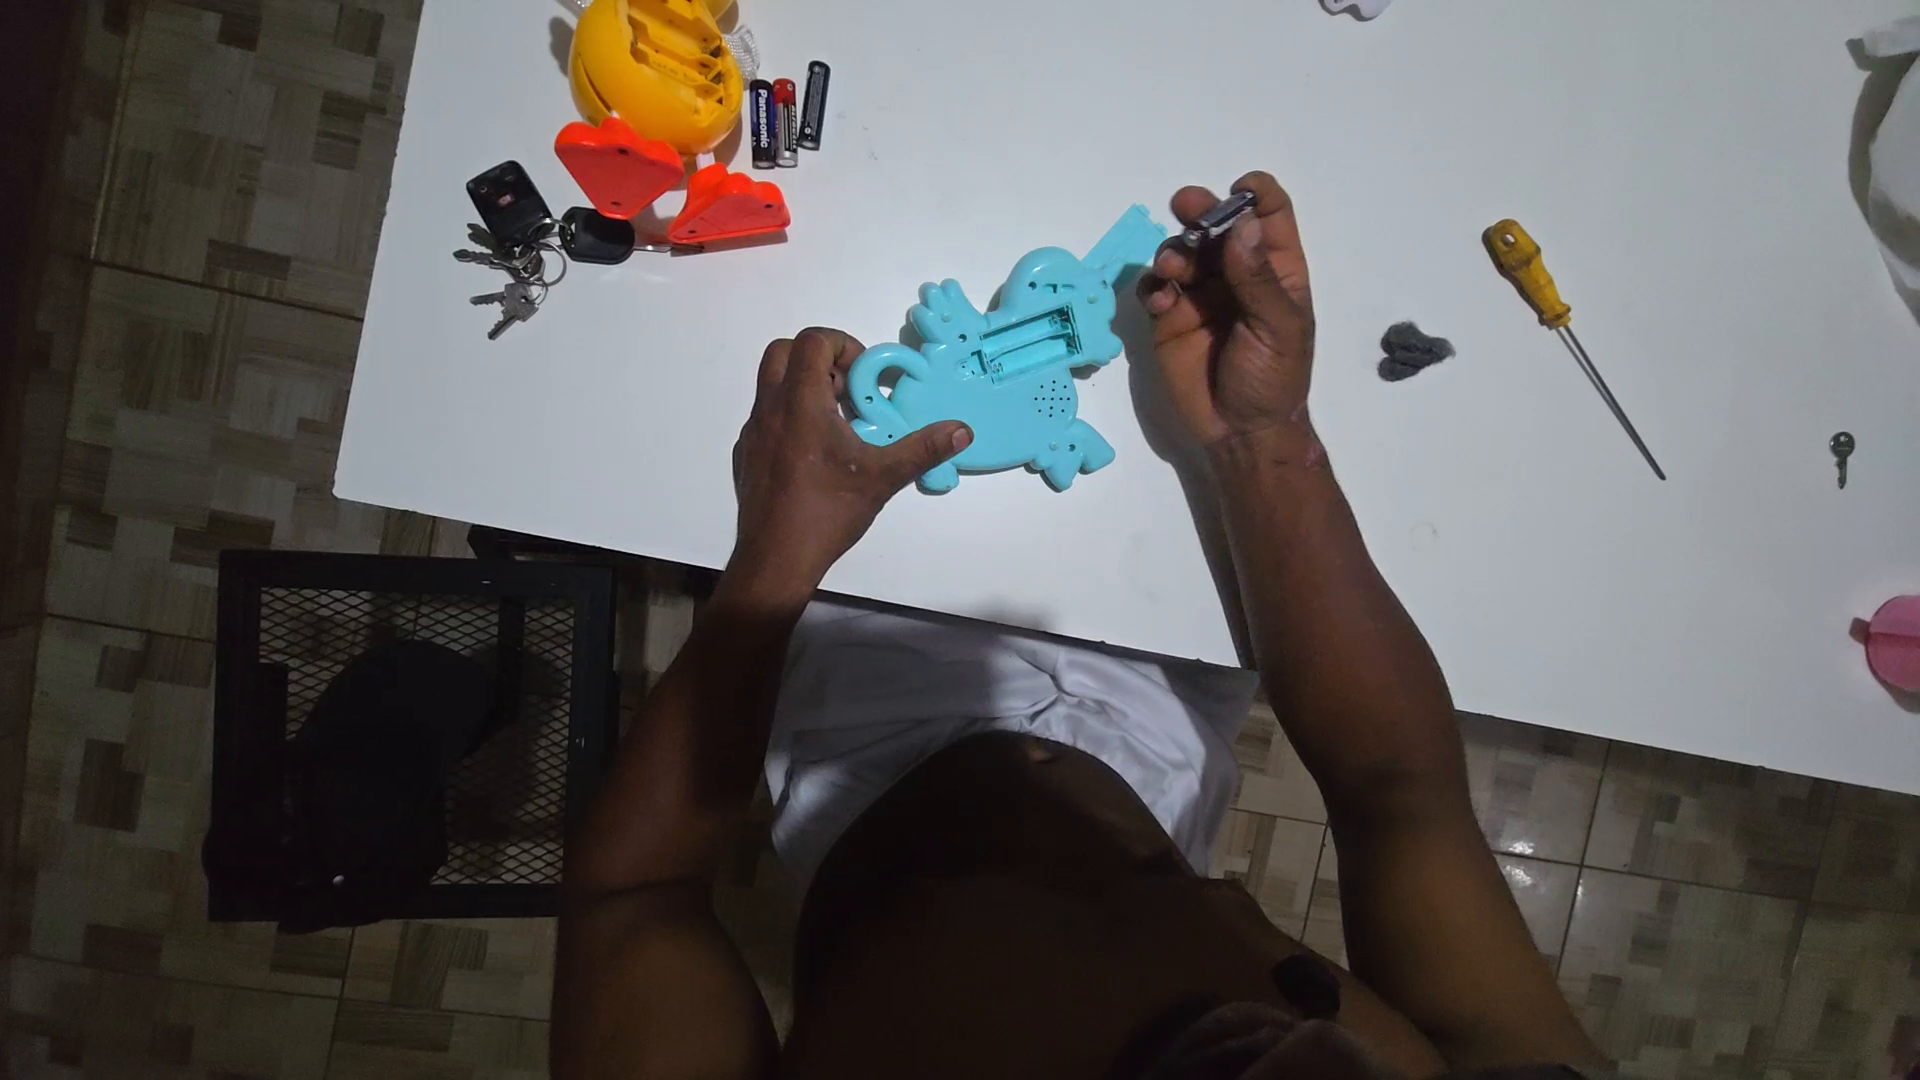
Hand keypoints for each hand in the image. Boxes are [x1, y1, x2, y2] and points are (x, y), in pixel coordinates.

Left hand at [728, 328, 971, 599]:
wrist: (777, 557)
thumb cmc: (828, 512)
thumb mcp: (883, 478)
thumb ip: (923, 449)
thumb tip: (962, 431)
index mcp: (801, 403)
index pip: (813, 341)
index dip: (843, 346)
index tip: (865, 377)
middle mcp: (770, 408)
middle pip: (785, 352)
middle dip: (820, 360)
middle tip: (848, 391)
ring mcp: (753, 431)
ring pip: (771, 383)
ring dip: (804, 387)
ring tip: (836, 423)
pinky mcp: (746, 454)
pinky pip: (766, 416)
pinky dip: (790, 416)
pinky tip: (814, 453)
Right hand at [1138, 172, 1316, 457]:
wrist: (1239, 432)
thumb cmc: (1272, 380)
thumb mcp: (1276, 327)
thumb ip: (1257, 278)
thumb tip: (1240, 226)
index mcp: (1275, 271)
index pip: (1268, 216)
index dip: (1255, 196)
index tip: (1237, 190)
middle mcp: (1235, 276)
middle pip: (1216, 227)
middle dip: (1201, 213)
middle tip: (1184, 207)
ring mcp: (1199, 297)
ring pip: (1181, 254)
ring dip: (1173, 251)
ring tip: (1171, 268)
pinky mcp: (1168, 321)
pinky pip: (1156, 290)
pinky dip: (1153, 287)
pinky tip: (1160, 301)